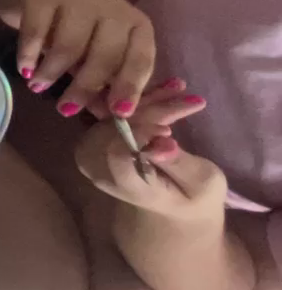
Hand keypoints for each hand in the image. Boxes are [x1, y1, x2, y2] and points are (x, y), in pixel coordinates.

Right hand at [0, 0, 154, 117]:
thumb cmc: (72, 33)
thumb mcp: (95, 56)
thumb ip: (106, 84)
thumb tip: (113, 119)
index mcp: (137, 27)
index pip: (139, 61)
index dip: (130, 88)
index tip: (118, 114)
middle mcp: (114, 10)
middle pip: (104, 55)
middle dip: (85, 87)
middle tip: (65, 109)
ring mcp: (78, 0)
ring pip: (69, 45)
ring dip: (52, 72)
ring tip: (37, 87)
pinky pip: (36, 32)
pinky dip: (29, 54)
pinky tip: (24, 68)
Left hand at [75, 78, 220, 219]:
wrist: (170, 203)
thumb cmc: (193, 196)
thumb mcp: (201, 184)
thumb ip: (178, 164)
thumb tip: (161, 144)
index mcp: (120, 182)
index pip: (116, 151)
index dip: (138, 133)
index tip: (170, 124)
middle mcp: (95, 166)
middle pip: (113, 129)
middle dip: (149, 110)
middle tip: (186, 96)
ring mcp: (89, 152)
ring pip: (111, 118)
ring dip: (143, 100)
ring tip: (178, 87)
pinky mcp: (92, 140)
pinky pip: (110, 116)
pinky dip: (135, 102)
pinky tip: (161, 90)